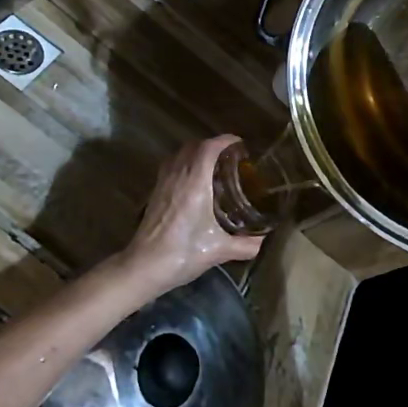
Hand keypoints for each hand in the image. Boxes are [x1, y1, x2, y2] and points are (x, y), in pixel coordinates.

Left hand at [121, 136, 266, 294]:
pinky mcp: (154, 192)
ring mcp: (163, 182)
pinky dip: (184, 164)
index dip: (225, 140)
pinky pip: (171, 166)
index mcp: (194, 183)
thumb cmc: (182, 253)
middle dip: (212, 145)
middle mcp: (177, 176)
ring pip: (179, 154)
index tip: (240, 144)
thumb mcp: (219, 250)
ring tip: (213, 166)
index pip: (208, 148)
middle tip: (230, 156)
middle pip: (193, 146)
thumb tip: (263, 241)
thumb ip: (245, 245)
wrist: (144, 266)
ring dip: (196, 152)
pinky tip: (193, 183)